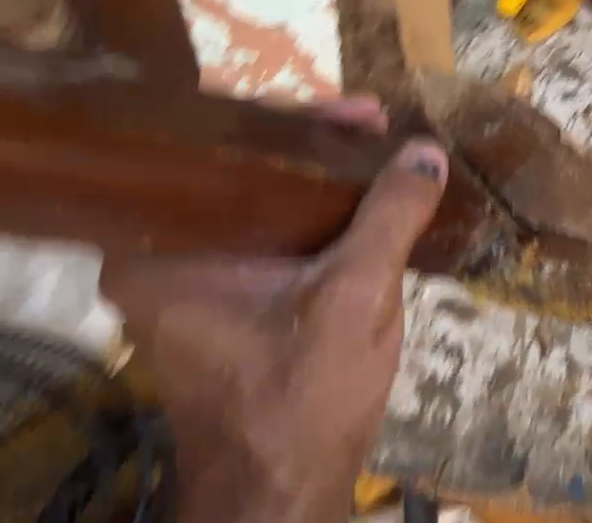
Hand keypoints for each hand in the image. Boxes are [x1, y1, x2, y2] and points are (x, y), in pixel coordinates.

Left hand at [100, 98, 446, 522]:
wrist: (289, 481)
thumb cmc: (302, 390)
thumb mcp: (356, 295)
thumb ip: (391, 215)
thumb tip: (427, 149)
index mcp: (164, 254)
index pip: (220, 157)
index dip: (294, 123)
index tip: (364, 111)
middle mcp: (172, 259)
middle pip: (247, 175)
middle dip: (321, 145)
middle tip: (383, 123)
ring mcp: (209, 280)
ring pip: (273, 202)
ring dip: (334, 177)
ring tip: (390, 148)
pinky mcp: (245, 298)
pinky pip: (289, 232)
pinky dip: (335, 211)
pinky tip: (382, 197)